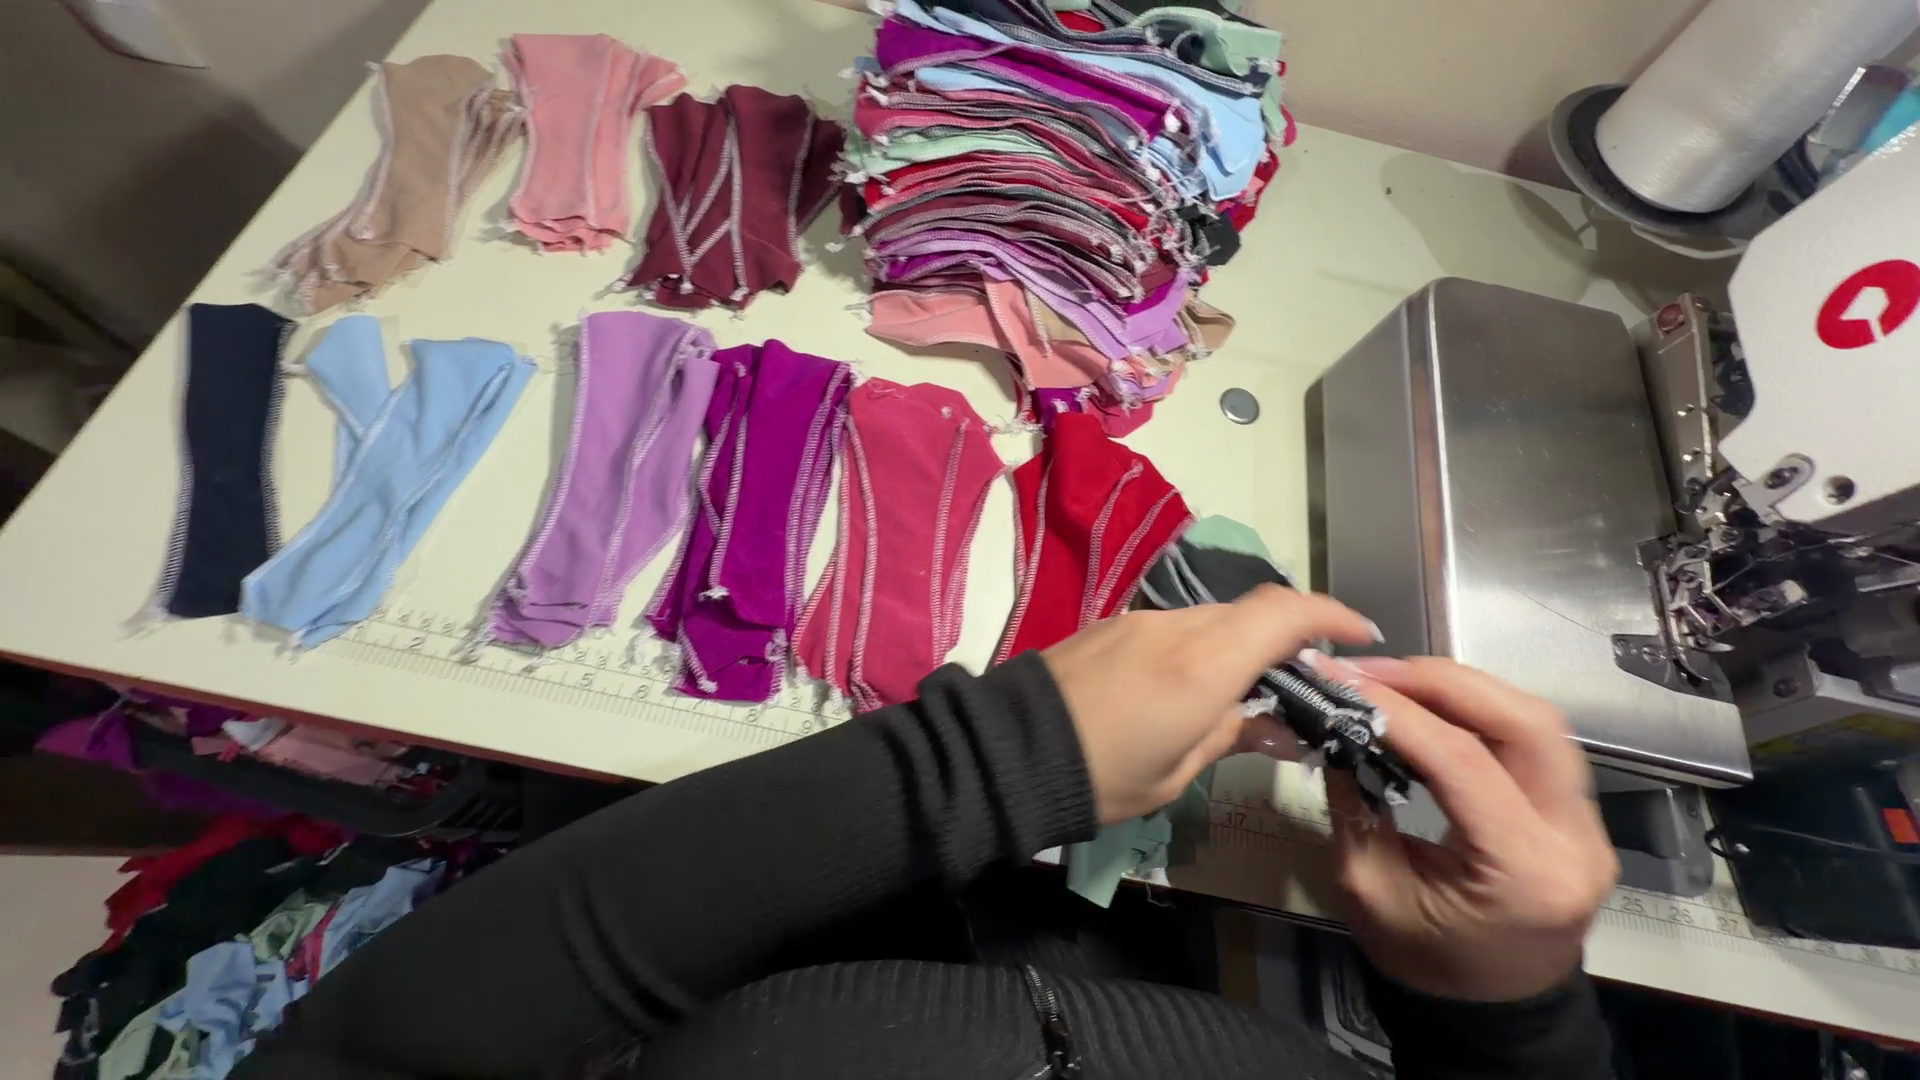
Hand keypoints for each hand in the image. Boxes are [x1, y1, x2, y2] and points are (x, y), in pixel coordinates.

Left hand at [1041, 585, 1377, 824]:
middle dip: (1287, 637)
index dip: (1329, 614)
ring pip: (1210, 618)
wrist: (1010, 749)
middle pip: (1249, 613)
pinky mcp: (1111, 625)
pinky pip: (1173, 625)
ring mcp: (1138, 620)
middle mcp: (1174, 627)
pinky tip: (1191, 681)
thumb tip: (1279, 724)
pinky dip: (1201, 643)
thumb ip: (1231, 734)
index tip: (1360, 633)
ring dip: (1239, 642)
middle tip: (1305, 679)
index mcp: (1201, 664)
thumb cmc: (1101, 776)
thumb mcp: (1176, 772)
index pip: (1282, 613)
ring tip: (1245, 689)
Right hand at [1311, 654, 1617, 1001]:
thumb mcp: (1368, 886)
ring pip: (1537, 720)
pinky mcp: (1572, 812)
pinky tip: (1426, 704)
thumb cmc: (1424, 961)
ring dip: (1460, 687)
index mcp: (1526, 872)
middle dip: (1442, 681)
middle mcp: (1575, 839)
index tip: (1339, 680)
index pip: (1464, 761)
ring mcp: (1586, 824)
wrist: (1489, 1008)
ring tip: (1392, 679)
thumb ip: (1354, 804)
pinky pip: (1529, 739)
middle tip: (1371, 670)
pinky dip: (1474, 708)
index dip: (1398, 711)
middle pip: (1526, 722)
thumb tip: (1334, 729)